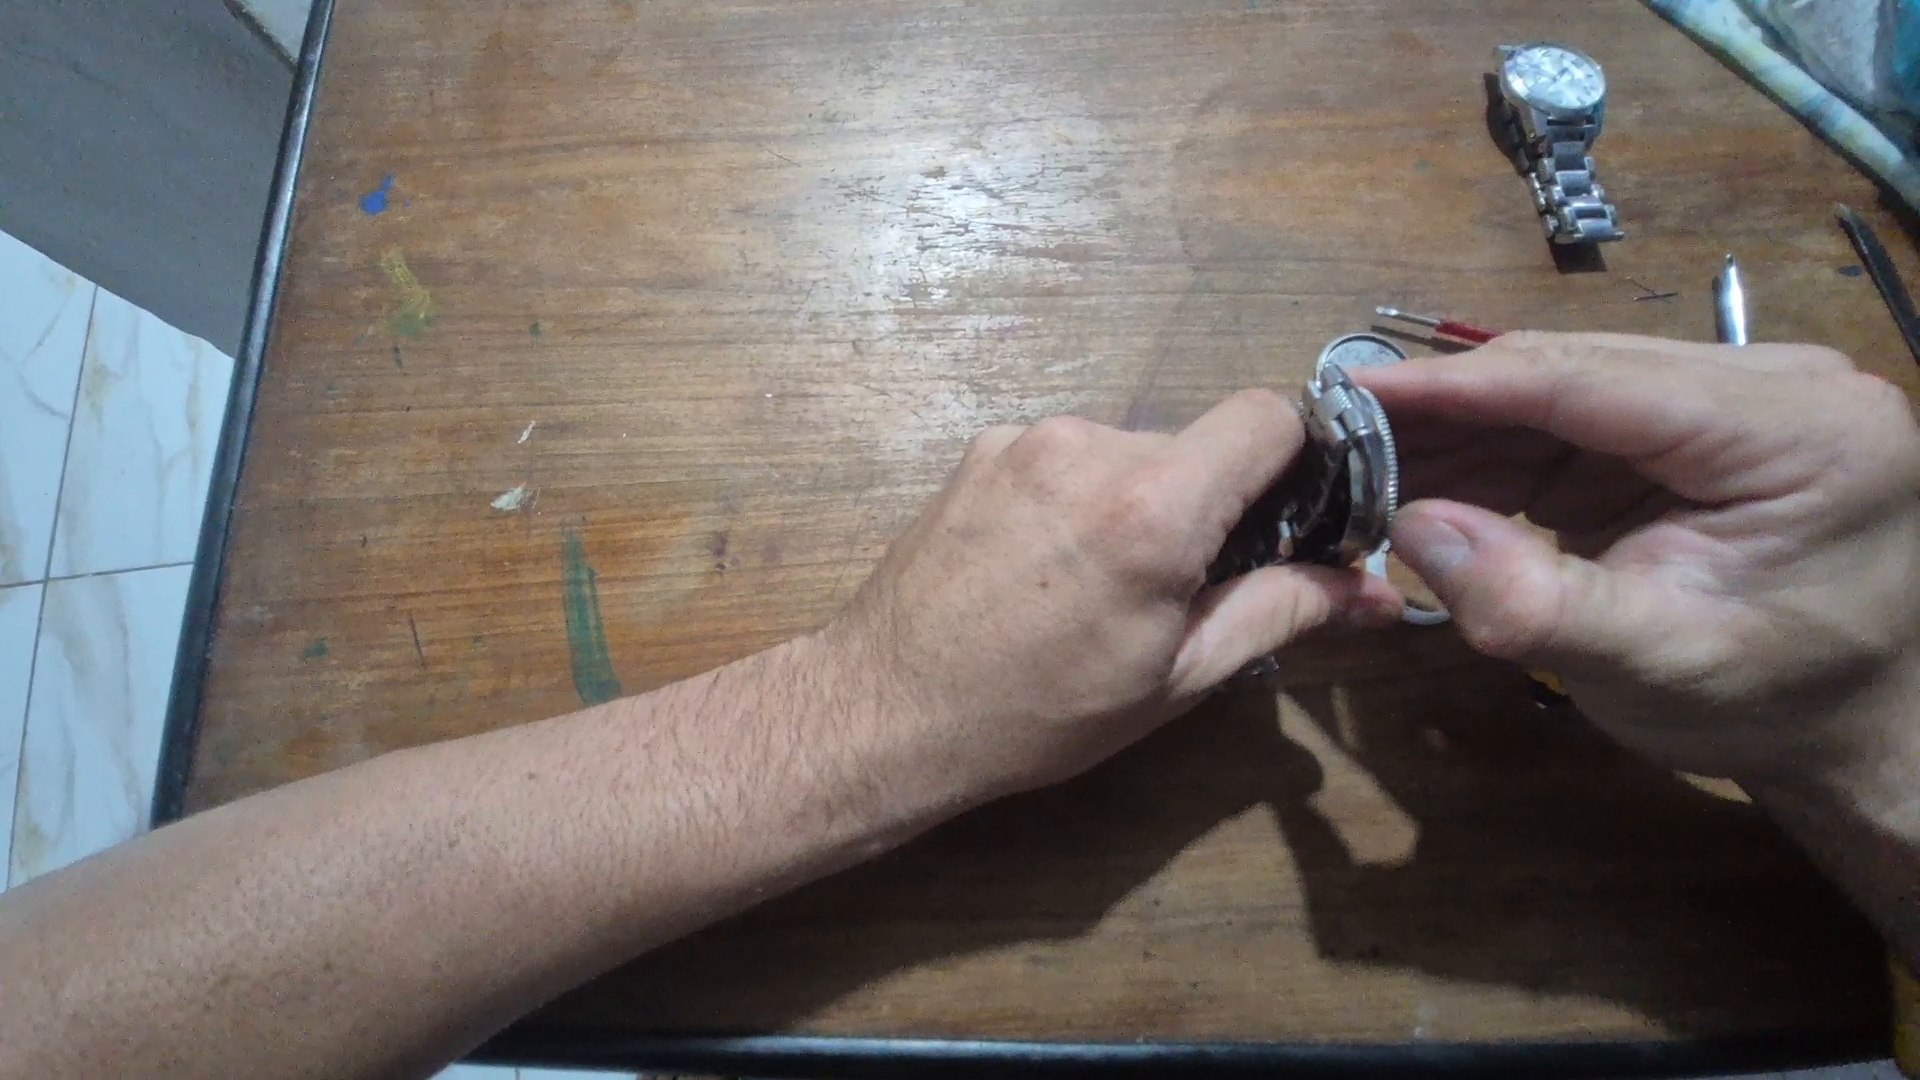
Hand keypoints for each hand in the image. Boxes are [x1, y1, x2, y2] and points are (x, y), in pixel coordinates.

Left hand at [822, 390, 1401, 801]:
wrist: (889, 704)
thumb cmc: (1039, 712)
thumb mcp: (1174, 678)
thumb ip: (1280, 612)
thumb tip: (1374, 588)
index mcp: (1150, 506)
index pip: (1267, 416)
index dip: (1295, 458)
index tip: (1284, 516)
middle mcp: (1086, 445)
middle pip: (1193, 441)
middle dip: (1207, 499)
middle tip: (1178, 580)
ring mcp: (1023, 438)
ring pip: (1126, 448)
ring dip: (1138, 498)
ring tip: (1096, 578)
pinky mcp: (980, 447)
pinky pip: (1064, 454)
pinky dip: (1078, 492)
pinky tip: (1041, 557)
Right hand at [1355, 333, 1919, 799]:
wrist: (1825, 720)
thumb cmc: (1766, 700)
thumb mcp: (1653, 664)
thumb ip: (1535, 600)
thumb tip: (1409, 526)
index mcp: (1791, 429)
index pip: (1588, 381)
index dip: (1458, 384)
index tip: (1350, 387)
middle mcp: (1751, 391)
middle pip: (1552, 372)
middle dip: (1433, 404)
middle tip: (1329, 428)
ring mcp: (1694, 409)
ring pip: (1527, 396)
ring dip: (1435, 428)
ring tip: (1348, 456)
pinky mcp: (1642, 440)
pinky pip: (1527, 431)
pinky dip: (1457, 455)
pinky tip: (1399, 474)